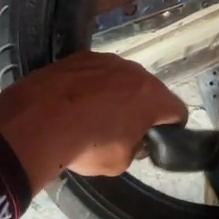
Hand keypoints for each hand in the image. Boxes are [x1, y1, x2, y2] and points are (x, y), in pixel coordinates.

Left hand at [0, 52, 185, 190]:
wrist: (41, 119)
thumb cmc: (89, 144)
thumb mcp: (120, 162)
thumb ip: (135, 147)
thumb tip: (133, 139)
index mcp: (152, 96)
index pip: (177, 111)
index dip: (171, 127)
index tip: (158, 139)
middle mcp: (134, 71)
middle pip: (148, 90)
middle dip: (141, 108)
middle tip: (124, 130)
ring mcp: (106, 59)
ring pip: (120, 78)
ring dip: (115, 93)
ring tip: (94, 115)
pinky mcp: (80, 56)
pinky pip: (95, 72)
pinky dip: (91, 85)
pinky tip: (74, 103)